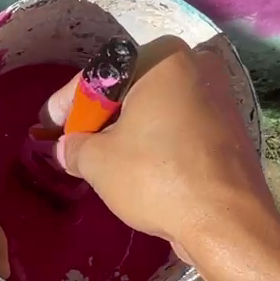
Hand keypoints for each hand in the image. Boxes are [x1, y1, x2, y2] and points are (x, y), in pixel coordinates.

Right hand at [52, 36, 273, 255]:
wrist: (224, 221)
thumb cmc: (156, 177)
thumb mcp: (98, 162)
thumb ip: (74, 146)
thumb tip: (66, 147)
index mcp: (164, 59)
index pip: (100, 77)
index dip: (67, 104)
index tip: (48, 126)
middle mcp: (197, 67)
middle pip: (131, 90)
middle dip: (100, 117)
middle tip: (75, 144)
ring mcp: (220, 98)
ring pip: (157, 111)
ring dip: (128, 132)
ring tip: (103, 162)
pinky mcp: (230, 131)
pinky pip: (179, 129)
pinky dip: (156, 144)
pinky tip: (141, 170)